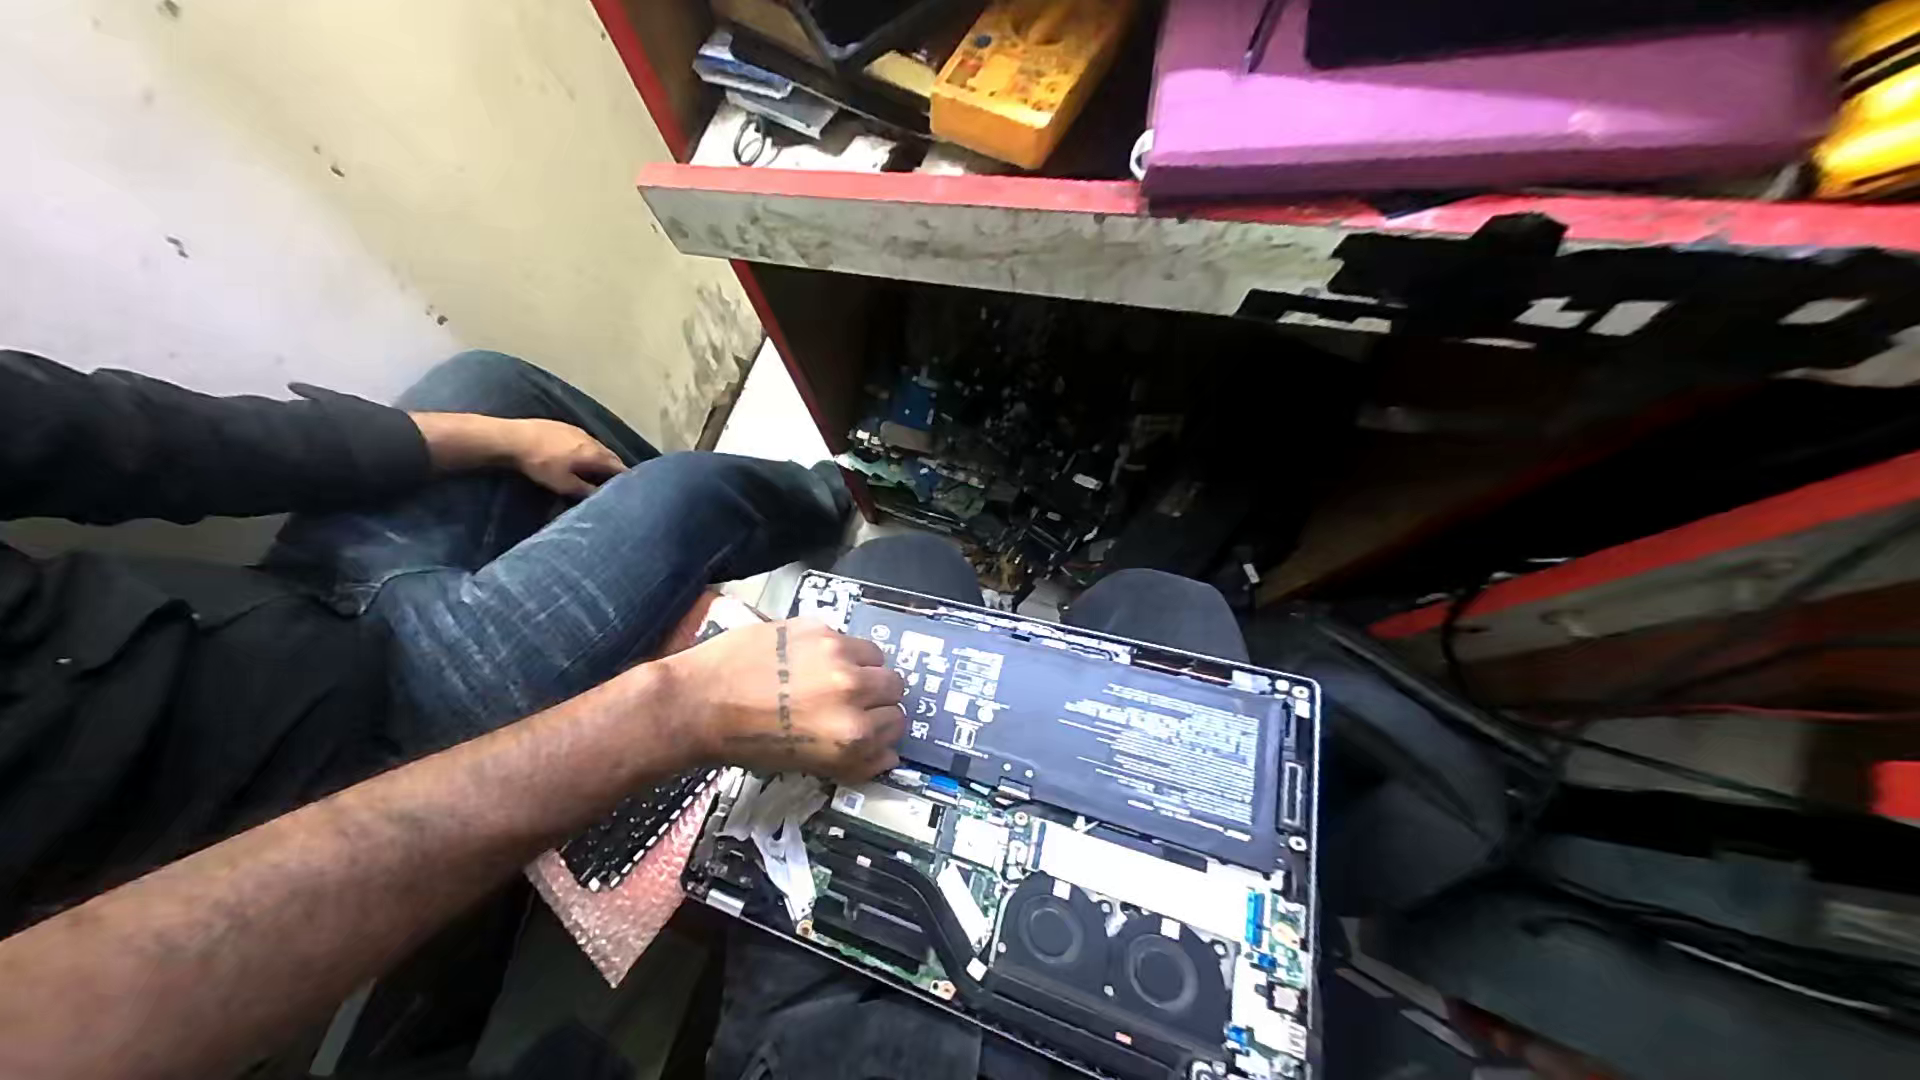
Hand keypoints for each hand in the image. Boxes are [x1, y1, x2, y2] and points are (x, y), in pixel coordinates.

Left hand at [410, 412, 625, 497]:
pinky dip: (588, 450)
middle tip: (615, 481)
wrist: (510, 438)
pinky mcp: (564, 426)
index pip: (620, 467)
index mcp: (596, 455)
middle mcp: (593, 440)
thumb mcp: (564, 485)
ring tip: (597, 469)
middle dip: (615, 468)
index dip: (627, 478)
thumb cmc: (539, 464)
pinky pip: (585, 440)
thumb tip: (604, 498)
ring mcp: (579, 431)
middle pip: (611, 456)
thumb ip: (587, 491)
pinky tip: (578, 456)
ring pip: (598, 447)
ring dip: (601, 458)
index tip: (630, 488)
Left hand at [661, 619, 906, 782]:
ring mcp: (837, 653)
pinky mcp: (817, 626)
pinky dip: (835, 649)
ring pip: (877, 657)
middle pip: (895, 686)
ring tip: (833, 674)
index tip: (867, 724)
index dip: (881, 725)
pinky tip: (806, 658)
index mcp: (852, 734)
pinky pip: (845, 637)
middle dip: (878, 695)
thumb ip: (857, 762)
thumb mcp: (808, 765)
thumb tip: (890, 755)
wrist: (700, 701)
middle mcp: (853, 690)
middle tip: (851, 699)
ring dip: (863, 667)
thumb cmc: (749, 741)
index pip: (896, 723)